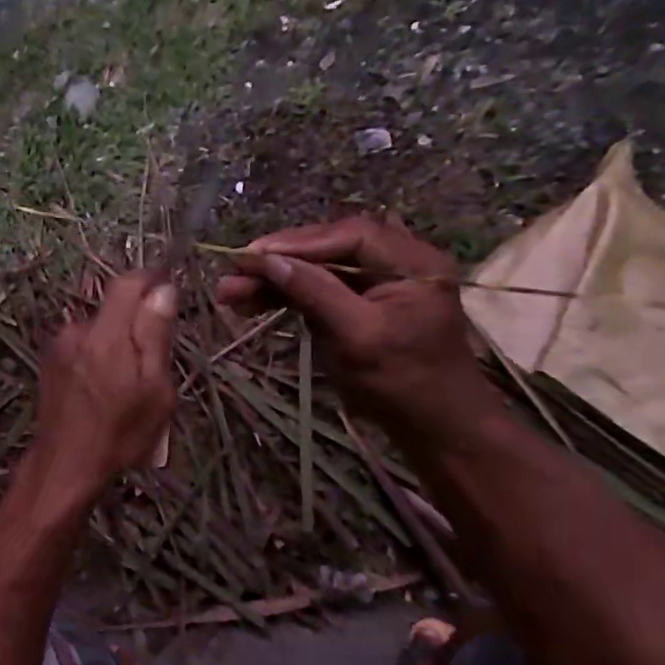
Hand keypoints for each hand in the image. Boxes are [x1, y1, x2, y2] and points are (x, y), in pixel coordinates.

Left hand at [30, 270, 178, 490]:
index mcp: (105, 334)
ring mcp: (59, 345)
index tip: (169, 289)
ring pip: (99, 326)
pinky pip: (84, 342)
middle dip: (136, 318)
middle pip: (113, 304)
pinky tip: (104, 385)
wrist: (64, 466)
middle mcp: (77, 330)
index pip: (127, 283)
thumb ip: (155, 335)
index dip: (150, 278)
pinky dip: (100, 352)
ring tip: (127, 379)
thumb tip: (163, 290)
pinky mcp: (49, 360)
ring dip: (117, 338)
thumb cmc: (119, 434)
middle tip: (153, 356)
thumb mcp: (154, 390)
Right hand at [216, 214, 494, 435]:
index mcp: (411, 262)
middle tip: (233, 275)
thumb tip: (269, 260)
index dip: (297, 242)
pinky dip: (287, 296)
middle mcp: (396, 262)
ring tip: (230, 293)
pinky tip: (254, 302)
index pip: (348, 235)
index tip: (252, 255)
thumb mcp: (357, 338)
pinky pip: (319, 290)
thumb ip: (315, 293)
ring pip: (318, 270)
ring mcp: (376, 284)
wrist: (435, 428)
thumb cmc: (403, 385)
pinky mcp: (359, 304)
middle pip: (328, 249)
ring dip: (275, 280)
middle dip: (278, 263)